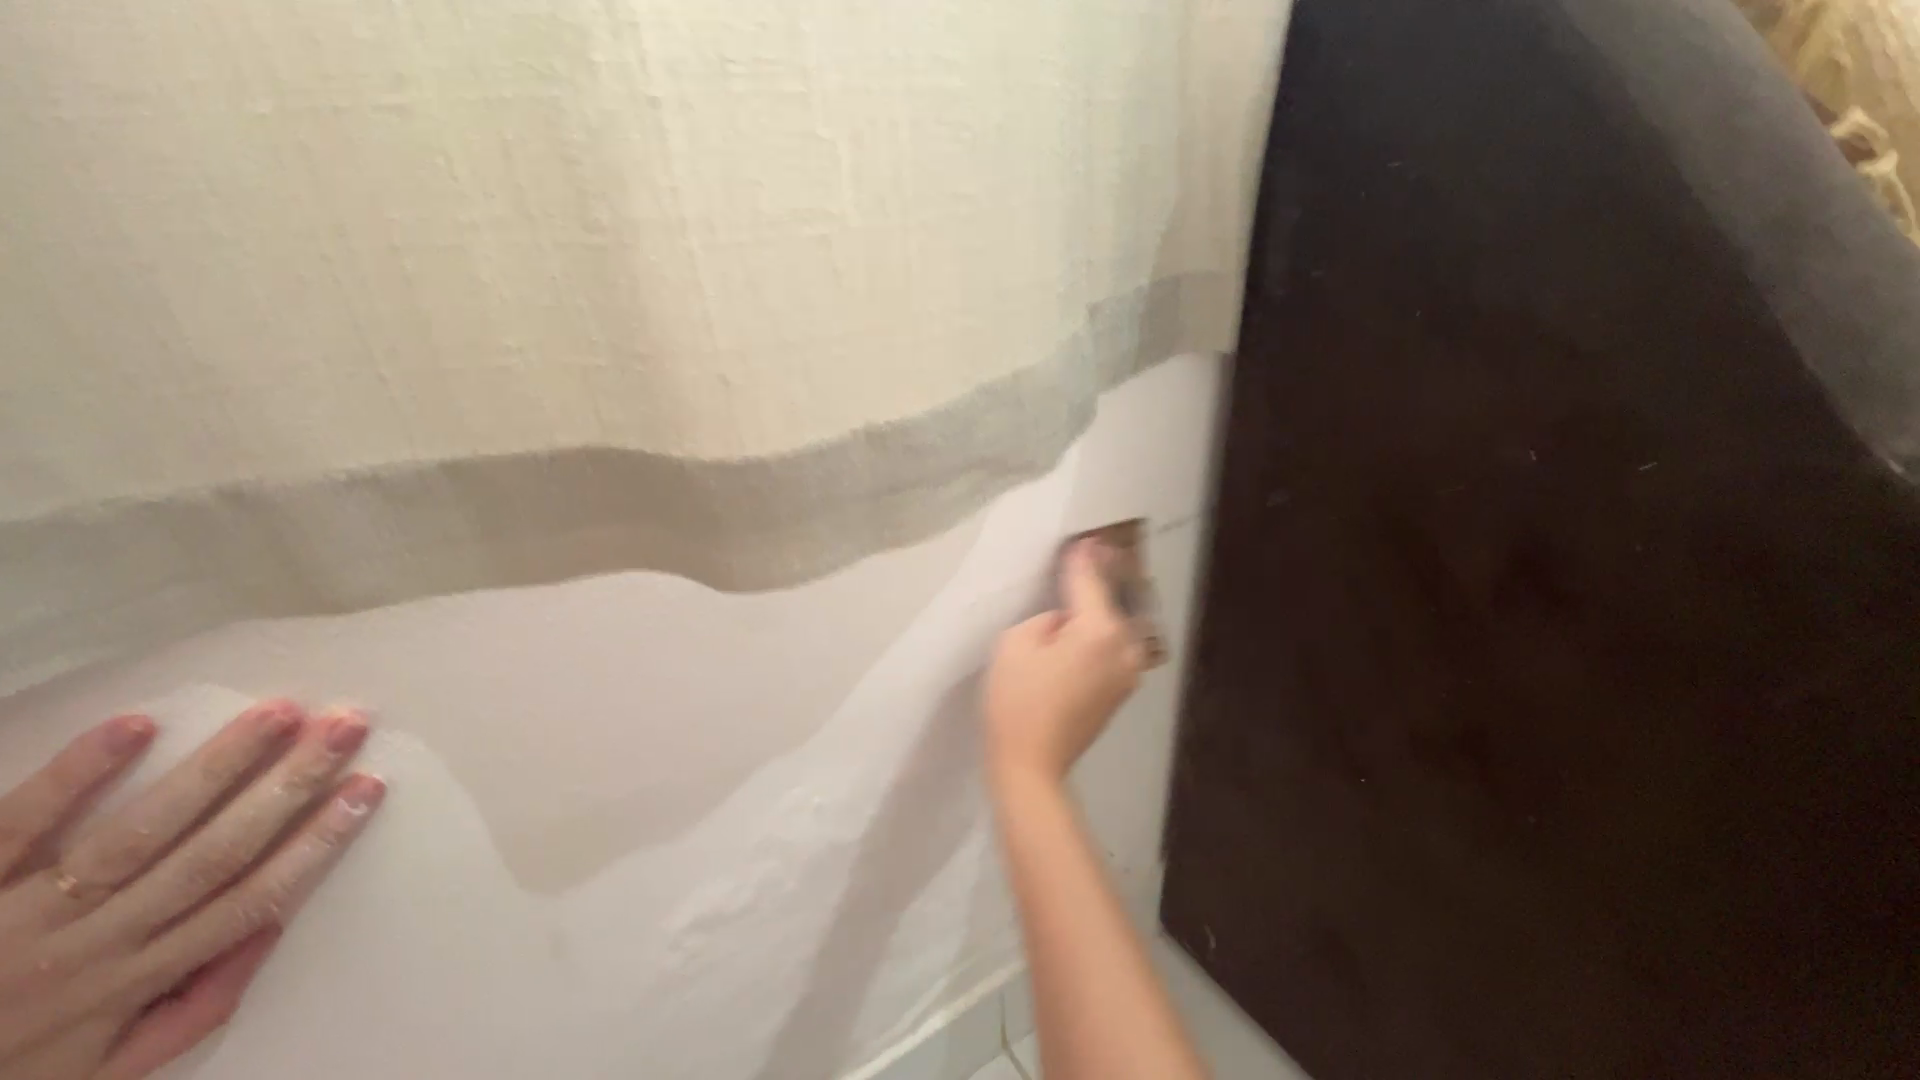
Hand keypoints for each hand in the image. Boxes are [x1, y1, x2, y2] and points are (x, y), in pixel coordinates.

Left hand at [0, 702, 385, 1079]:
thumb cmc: (4, 1073)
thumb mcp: (103, 1073)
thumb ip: (190, 1013)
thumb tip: (271, 931)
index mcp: (133, 984)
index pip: (251, 900)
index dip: (318, 842)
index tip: (367, 787)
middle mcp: (95, 945)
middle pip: (213, 853)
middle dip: (289, 784)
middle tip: (346, 725)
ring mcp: (25, 912)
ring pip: (142, 831)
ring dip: (217, 766)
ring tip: (279, 710)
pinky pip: (19, 825)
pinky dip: (77, 776)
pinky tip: (139, 725)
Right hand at [984, 539, 1149, 788]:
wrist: (1031, 766)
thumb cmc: (1016, 701)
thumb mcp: (1017, 643)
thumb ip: (1048, 618)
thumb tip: (1067, 622)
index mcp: (1100, 631)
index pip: (1090, 581)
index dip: (1083, 557)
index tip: (1086, 536)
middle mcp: (1125, 647)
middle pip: (1115, 601)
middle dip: (1104, 576)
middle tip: (1094, 551)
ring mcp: (1128, 672)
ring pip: (1119, 626)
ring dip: (1107, 605)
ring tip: (1092, 582)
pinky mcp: (1121, 691)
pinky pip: (1115, 647)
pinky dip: (1105, 631)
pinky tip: (1090, 621)